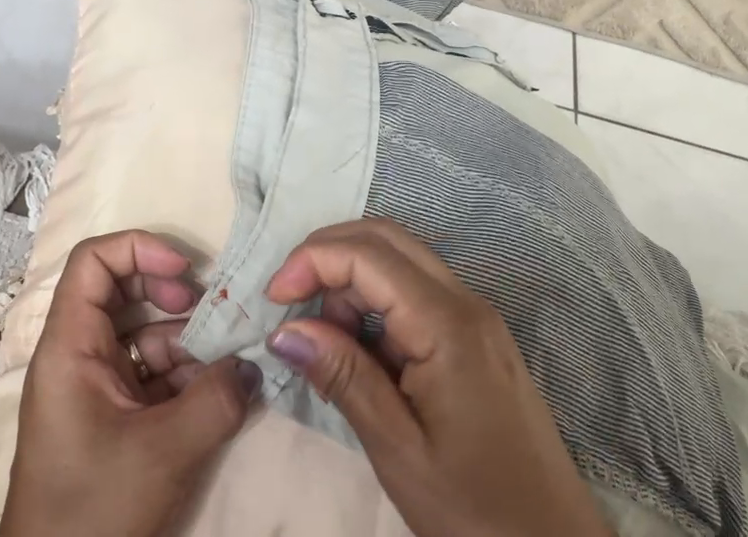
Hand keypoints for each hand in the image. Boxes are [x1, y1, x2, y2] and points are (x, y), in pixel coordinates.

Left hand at [1, 230, 260, 536]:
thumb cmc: (95, 508)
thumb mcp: (163, 451)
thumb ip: (216, 400)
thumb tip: (253, 364)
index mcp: (70, 345)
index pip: (94, 262)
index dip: (140, 249)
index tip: (188, 272)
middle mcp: (79, 354)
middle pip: (123, 293)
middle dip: (173, 297)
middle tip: (216, 313)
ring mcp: (96, 386)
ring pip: (144, 337)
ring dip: (188, 342)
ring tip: (231, 358)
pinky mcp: (113, 416)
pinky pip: (151, 375)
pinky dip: (185, 377)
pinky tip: (218, 390)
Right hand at [264, 220, 610, 536]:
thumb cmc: (474, 507)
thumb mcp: (397, 449)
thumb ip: (342, 376)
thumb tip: (284, 328)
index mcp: (447, 324)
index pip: (368, 254)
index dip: (311, 261)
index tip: (272, 300)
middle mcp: (465, 303)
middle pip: (385, 239)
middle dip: (326, 254)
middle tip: (287, 302)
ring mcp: (475, 319)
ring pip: (399, 261)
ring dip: (349, 279)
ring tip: (320, 338)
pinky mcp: (475, 339)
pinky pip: (414, 294)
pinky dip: (373, 303)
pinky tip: (354, 349)